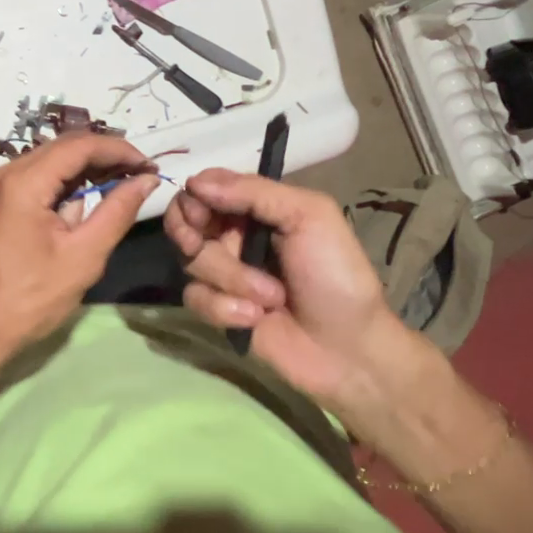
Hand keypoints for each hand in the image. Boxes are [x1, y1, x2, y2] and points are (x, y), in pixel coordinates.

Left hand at [0, 134, 159, 388]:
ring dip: (87, 170)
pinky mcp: (0, 202)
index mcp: (24, 182)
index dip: (119, 149)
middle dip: (105, 156)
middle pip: (64, 147)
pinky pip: (39, 178)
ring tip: (123, 186)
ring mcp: (0, 187)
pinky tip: (89, 201)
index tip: (151, 165)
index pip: (80, 145)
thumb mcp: (83, 256)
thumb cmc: (30, 298)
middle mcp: (8, 173)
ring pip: (52, 161)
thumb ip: (117, 212)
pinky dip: (67, 184)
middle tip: (142, 174)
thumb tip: (146, 180)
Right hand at [163, 170, 412, 414]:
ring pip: (191, 262)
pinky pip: (196, 298)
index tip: (202, 214)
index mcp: (255, 208)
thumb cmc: (336, 276)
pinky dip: (225, 308)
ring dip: (230, 279)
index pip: (203, 188)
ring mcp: (223, 273)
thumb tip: (194, 182)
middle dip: (196, 238)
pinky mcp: (217, 309)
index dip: (193, 199)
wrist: (347, 350)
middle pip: (185, 222)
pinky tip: (256, 319)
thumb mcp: (309, 217)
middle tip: (206, 246)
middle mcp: (233, 235)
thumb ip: (254, 192)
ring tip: (271, 298)